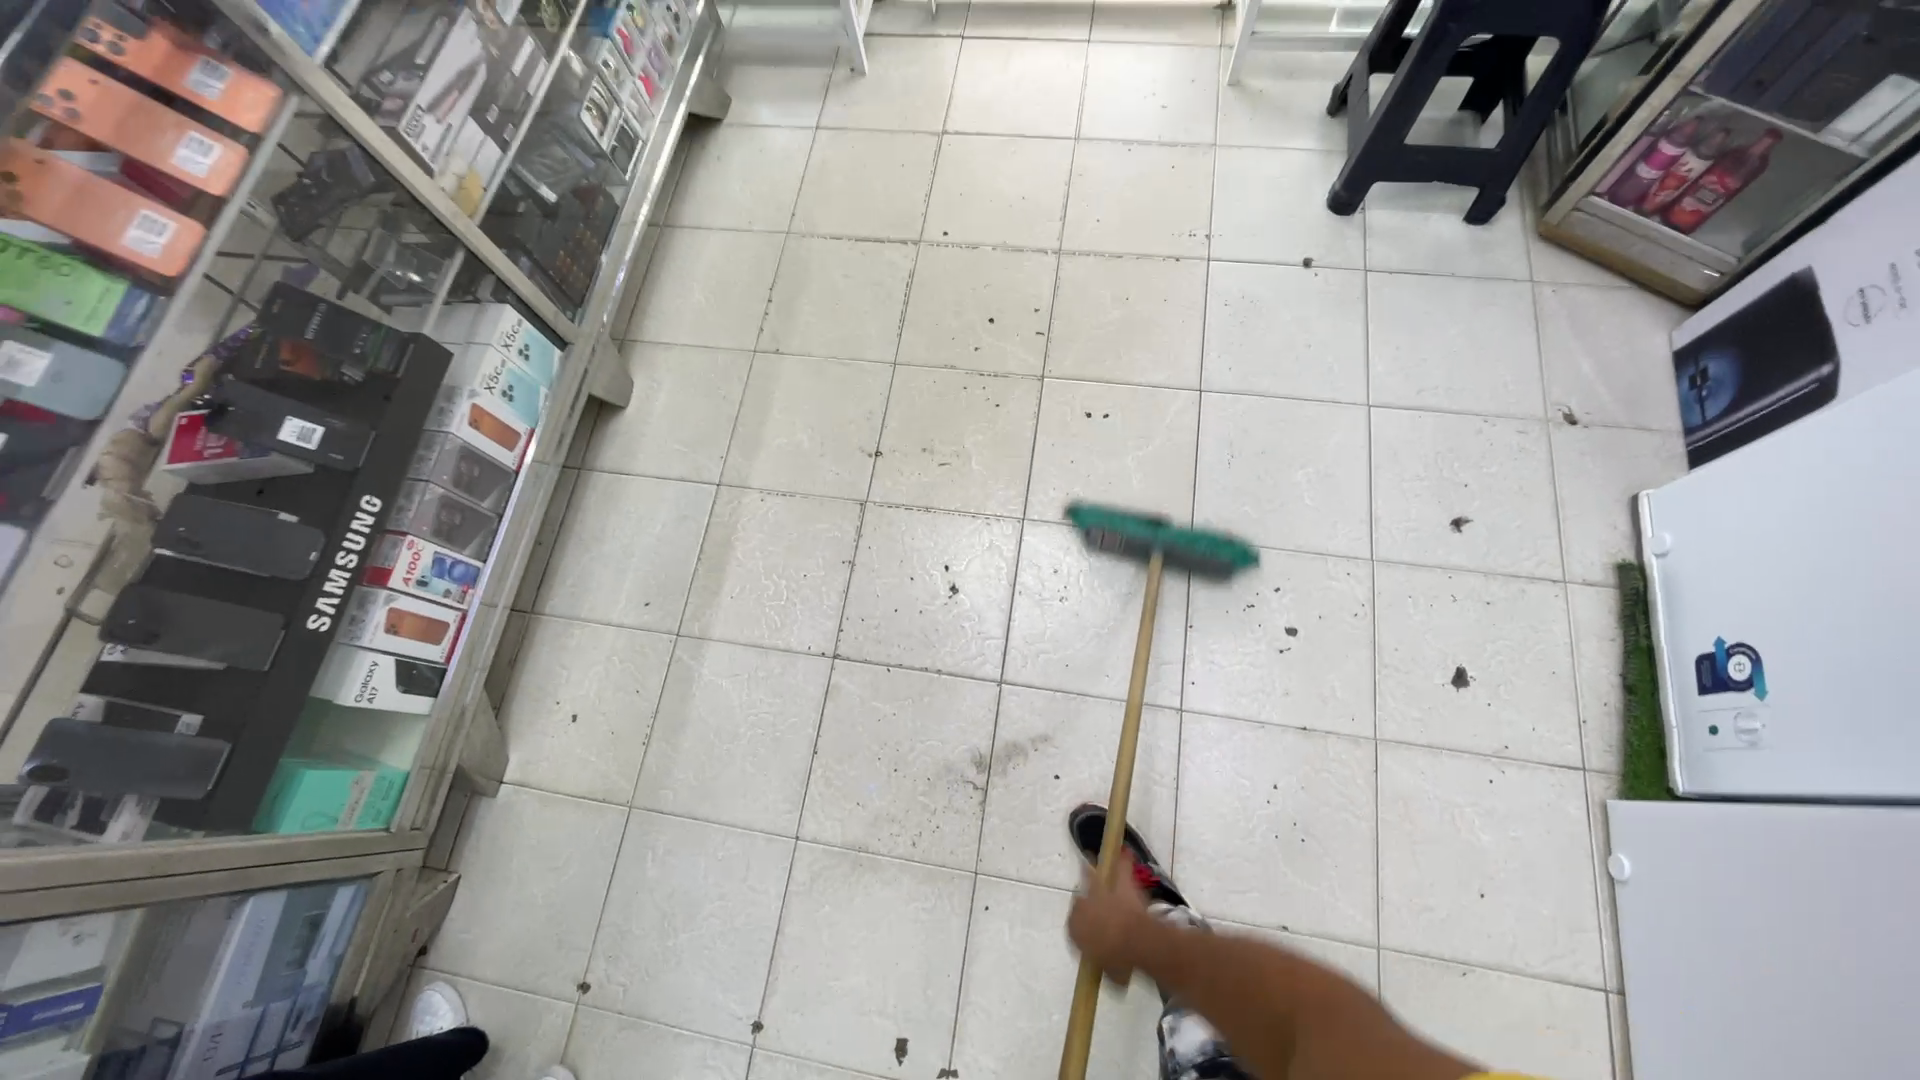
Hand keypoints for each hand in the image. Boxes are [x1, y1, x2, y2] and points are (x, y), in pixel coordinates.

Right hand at [1066, 854, 1156, 984]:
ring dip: (1093, 871)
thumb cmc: (1119, 962)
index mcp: (1075, 930)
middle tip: (1092, 901)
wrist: (1133, 941)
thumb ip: (1106, 966)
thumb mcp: (1110, 974)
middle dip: (1085, 901)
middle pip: (1080, 900)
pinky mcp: (1117, 883)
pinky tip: (1124, 851)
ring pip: (1092, 878)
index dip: (1085, 928)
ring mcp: (1099, 892)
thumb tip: (1112, 970)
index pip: (1075, 925)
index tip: (1095, 932)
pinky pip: (1119, 867)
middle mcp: (1081, 907)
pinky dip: (1122, 860)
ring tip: (1091, 861)